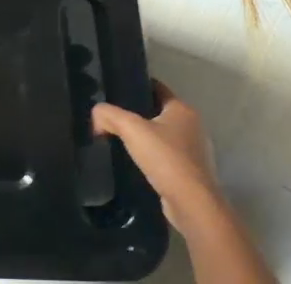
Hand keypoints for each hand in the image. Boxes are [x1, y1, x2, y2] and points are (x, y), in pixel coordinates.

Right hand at [92, 80, 221, 234]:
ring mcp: (195, 152)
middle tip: (111, 116)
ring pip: (162, 135)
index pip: (155, 87)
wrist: (192, 205)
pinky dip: (152, 157)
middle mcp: (193, 127)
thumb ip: (108, 114)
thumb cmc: (166, 158)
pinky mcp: (191, 173)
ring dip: (144, 137)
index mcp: (183, 109)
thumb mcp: (130, 128)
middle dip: (136, 114)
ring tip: (119, 139)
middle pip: (157, 112)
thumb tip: (96, 116)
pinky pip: (166, 156)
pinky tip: (134, 162)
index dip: (134, 86)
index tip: (113, 90)